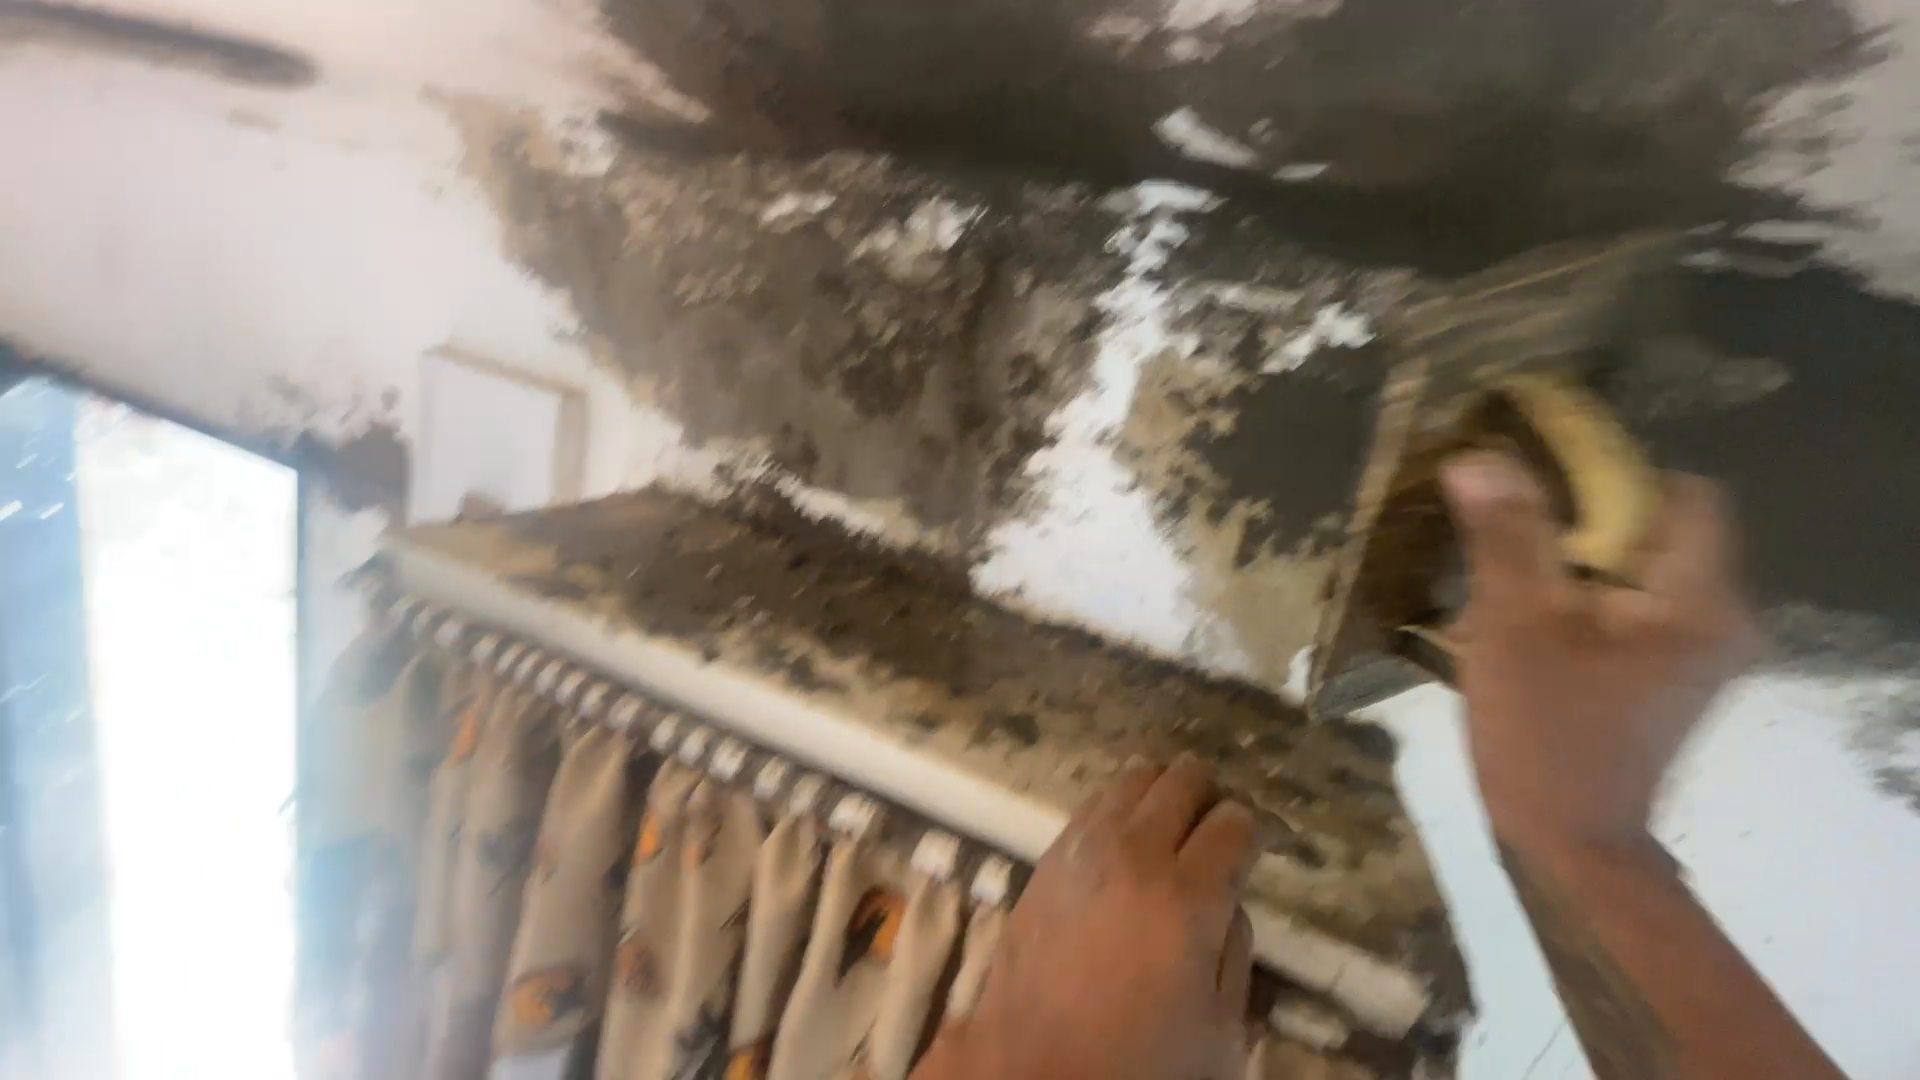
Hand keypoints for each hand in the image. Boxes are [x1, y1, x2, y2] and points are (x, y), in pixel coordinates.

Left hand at [917, 756, 1256, 1079]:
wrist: (1033, 1062)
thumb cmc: (1137, 1059)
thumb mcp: (1218, 1026)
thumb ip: (1234, 947)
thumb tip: (1228, 897)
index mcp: (1186, 896)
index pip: (1235, 824)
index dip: (1260, 828)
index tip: (1267, 843)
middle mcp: (1136, 852)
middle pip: (1185, 780)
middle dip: (1214, 793)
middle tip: (1221, 825)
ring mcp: (1086, 844)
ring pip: (1135, 775)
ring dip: (1164, 788)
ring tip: (1176, 820)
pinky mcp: (1051, 851)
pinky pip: (1096, 800)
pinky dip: (1122, 802)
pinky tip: (1129, 832)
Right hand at [1439, 450, 1757, 852]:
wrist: (1564, 835)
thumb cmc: (1543, 727)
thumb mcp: (1514, 622)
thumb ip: (1504, 537)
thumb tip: (1478, 458)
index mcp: (1697, 600)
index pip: (1684, 495)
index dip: (1611, 475)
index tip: (1535, 486)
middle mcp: (1713, 619)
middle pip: (1650, 533)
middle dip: (1570, 525)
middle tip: (1499, 541)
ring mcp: (1688, 653)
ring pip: (1626, 573)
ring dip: (1561, 565)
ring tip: (1496, 589)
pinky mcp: (1656, 677)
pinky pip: (1617, 610)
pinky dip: (1569, 601)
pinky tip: (1514, 626)